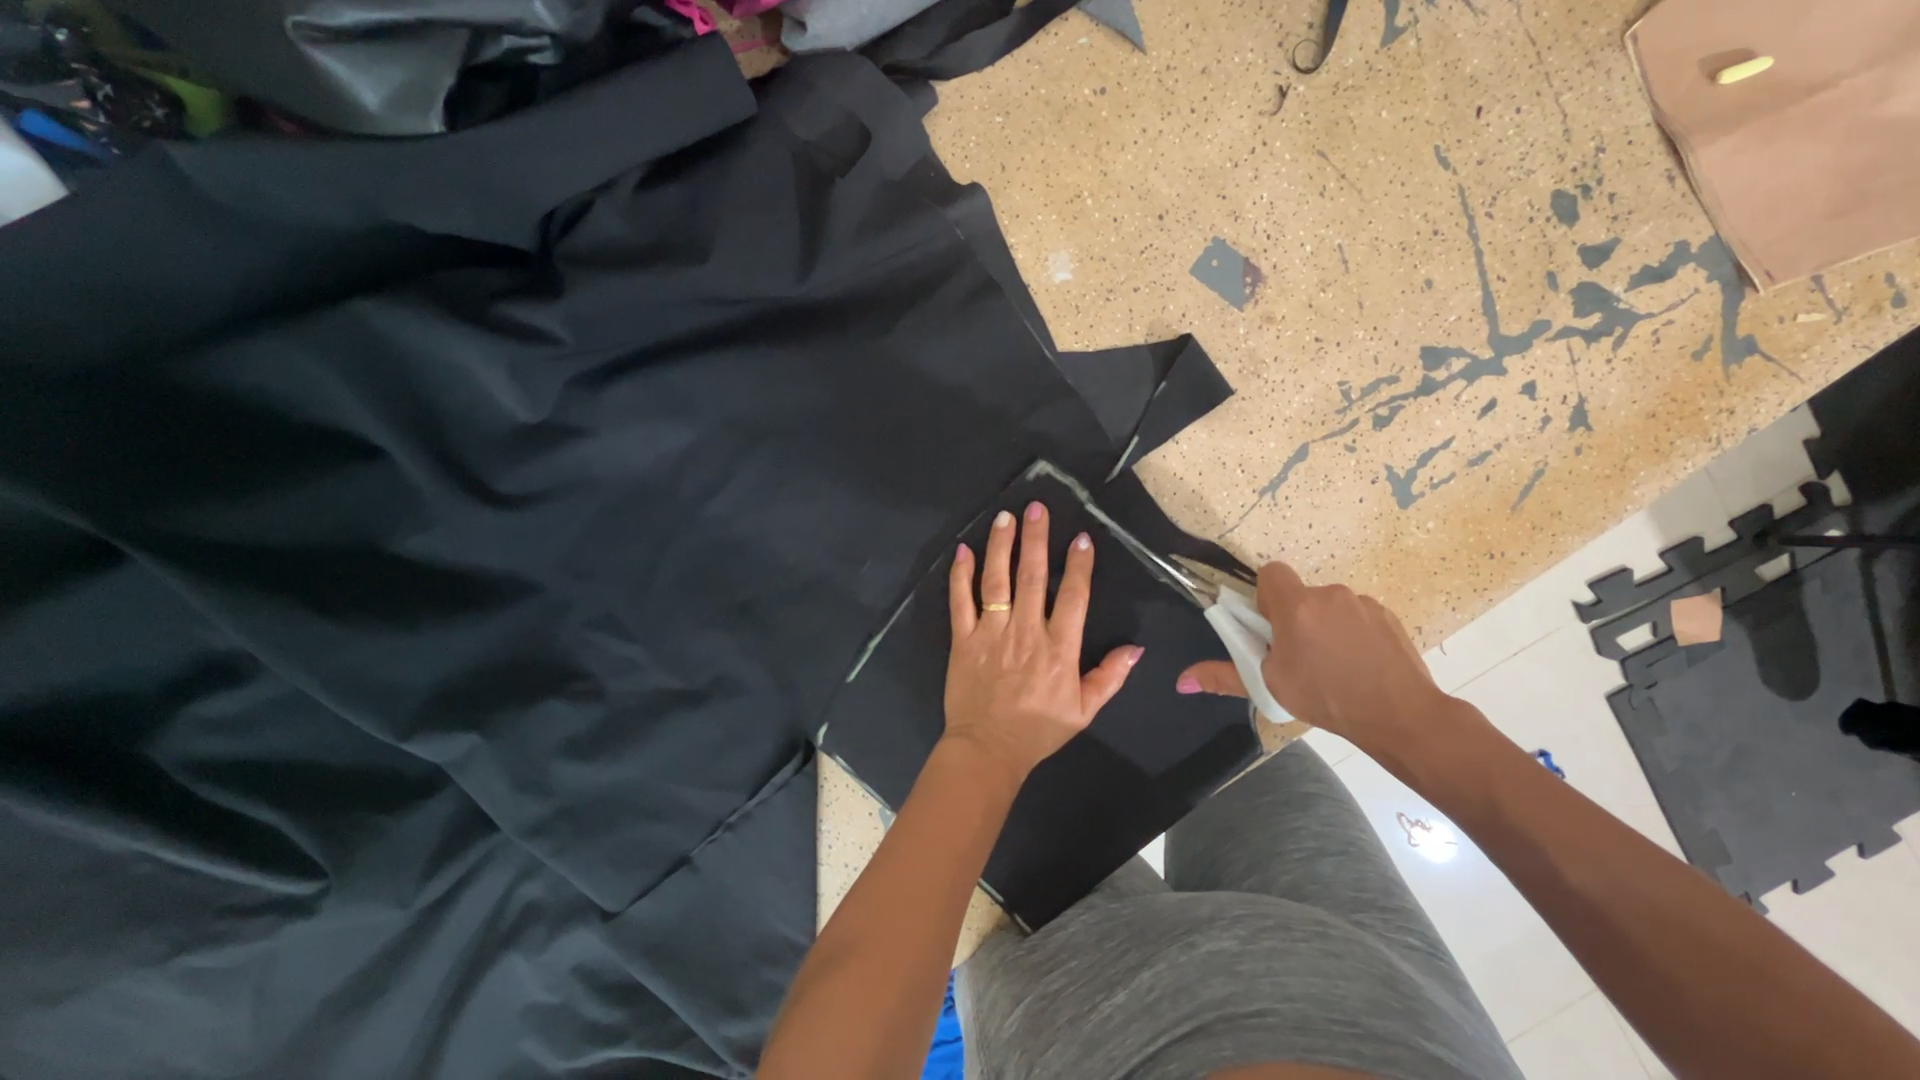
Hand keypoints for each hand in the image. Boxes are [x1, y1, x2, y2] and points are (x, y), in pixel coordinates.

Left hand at [943, 501, 1143, 785]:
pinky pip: (960, 602)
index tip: (1081, 537)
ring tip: (1005, 517)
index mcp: (1059, 648)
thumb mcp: (1085, 710)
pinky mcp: (963, 641)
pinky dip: (960, 575)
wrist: (988, 750)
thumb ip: (1110, 677)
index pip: (1073, 596)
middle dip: (1036, 539)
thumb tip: (1136, 648)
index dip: (1079, 565)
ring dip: (1001, 546)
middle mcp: (1026, 632)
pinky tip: (963, 550)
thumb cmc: (1039, 730)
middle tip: (1037, 507)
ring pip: (996, 581)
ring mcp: (991, 634)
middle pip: (1033, 577)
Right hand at [1175, 562, 1463, 755]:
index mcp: (1296, 606)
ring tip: (1333, 667)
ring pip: (1330, 607)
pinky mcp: (1389, 616)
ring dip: (1325, 627)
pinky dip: (1354, 635)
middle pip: (1300, 595)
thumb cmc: (1327, 698)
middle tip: (1299, 657)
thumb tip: (1181, 681)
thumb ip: (1224, 677)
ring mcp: (1363, 603)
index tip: (1270, 628)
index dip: (1266, 597)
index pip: (1271, 573)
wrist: (1401, 714)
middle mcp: (1329, 595)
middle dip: (1295, 619)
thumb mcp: (1270, 687)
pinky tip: (1360, 667)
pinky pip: (1358, 617)